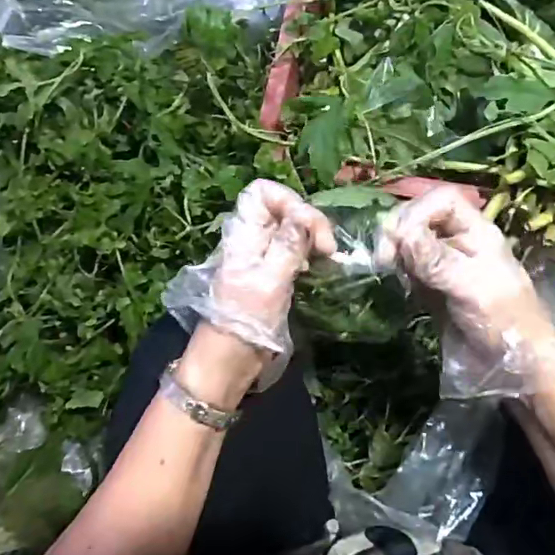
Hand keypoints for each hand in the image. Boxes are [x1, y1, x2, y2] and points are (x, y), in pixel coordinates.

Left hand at [163, 179, 335, 389]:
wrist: (227, 362)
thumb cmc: (244, 322)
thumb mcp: (269, 282)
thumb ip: (287, 245)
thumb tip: (304, 216)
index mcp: (244, 234)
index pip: (263, 192)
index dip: (290, 200)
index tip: (311, 228)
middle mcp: (251, 239)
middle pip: (282, 208)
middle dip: (309, 219)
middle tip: (327, 249)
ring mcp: (261, 257)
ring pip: (290, 229)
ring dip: (312, 237)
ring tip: (326, 259)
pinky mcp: (271, 275)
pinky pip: (293, 251)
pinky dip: (308, 254)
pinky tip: (318, 270)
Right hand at [379, 187, 554, 396]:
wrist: (515, 367)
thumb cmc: (504, 320)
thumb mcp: (471, 287)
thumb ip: (436, 259)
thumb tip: (399, 234)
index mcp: (476, 232)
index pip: (442, 200)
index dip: (417, 211)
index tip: (399, 238)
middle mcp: (458, 241)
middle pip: (420, 216)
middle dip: (398, 231)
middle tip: (383, 258)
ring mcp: (444, 264)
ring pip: (409, 241)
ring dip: (393, 250)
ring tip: (386, 269)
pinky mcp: (432, 286)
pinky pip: (407, 267)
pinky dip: (396, 270)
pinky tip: (395, 282)